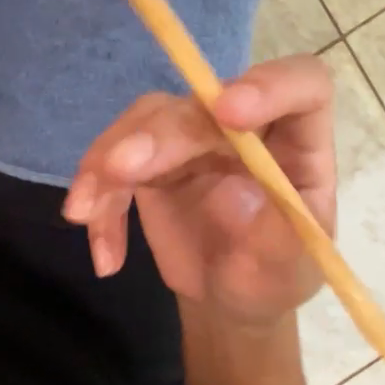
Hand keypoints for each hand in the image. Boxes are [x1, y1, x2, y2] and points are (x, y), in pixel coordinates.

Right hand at [63, 57, 336, 326]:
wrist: (230, 299)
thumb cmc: (272, 279)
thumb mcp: (290, 271)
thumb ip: (282, 240)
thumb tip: (251, 202)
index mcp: (298, 141)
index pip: (301, 84)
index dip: (269, 86)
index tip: (229, 112)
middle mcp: (246, 125)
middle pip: (203, 103)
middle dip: (159, 134)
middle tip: (120, 170)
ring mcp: (194, 135)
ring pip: (149, 119)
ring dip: (109, 159)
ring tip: (84, 213)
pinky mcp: (152, 156)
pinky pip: (114, 156)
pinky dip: (97, 197)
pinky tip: (105, 255)